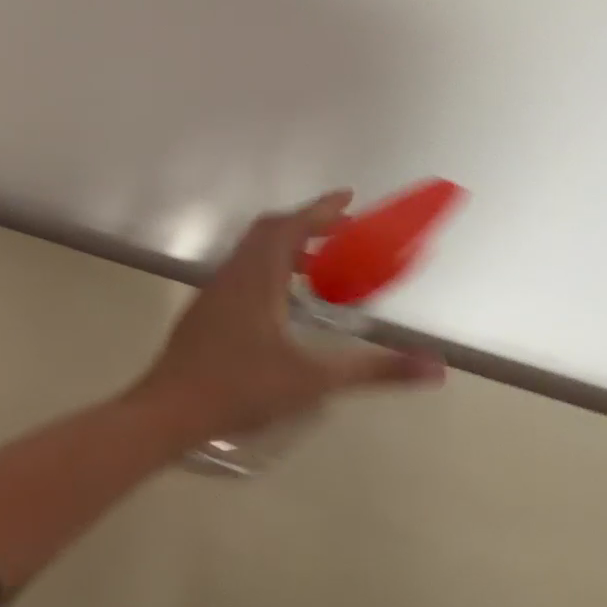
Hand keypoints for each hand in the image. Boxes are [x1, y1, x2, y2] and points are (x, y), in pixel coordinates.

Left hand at [135, 190, 444, 439]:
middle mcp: (230, 278)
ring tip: (322, 270)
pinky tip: (284, 305)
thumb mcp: (314, 379)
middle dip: (305, 226)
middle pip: (265, 235)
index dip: (318, 210)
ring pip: (249, 257)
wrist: (170, 408)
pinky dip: (268, 273)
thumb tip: (436, 367)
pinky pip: (239, 277)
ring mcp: (212, 296)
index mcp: (254, 280)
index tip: (348, 198)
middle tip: (343, 233)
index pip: (287, 228)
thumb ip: (374, 369)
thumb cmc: (241, 386)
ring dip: (285, 251)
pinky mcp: (203, 315)